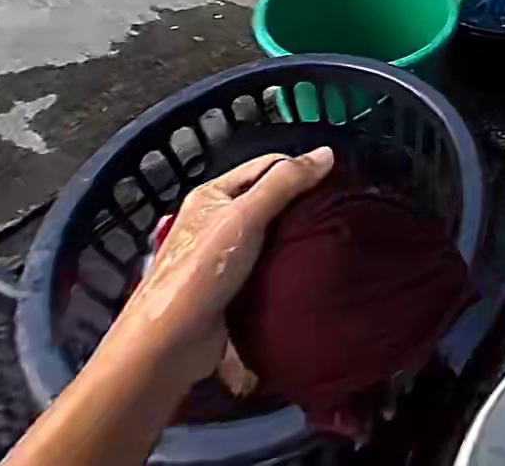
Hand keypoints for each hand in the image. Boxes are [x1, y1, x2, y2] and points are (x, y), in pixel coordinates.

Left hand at [105, 148, 334, 386]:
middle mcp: (217, 220)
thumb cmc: (200, 274)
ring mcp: (225, 256)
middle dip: (300, 204)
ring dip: (295, 236)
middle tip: (336, 210)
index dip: (297, 168)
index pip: (265, 165)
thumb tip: (326, 154)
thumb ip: (284, 184)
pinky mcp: (233, 288)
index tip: (332, 180)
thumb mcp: (246, 217)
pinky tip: (310, 269)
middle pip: (269, 200)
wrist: (168, 349)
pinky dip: (287, 265)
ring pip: (271, 235)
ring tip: (330, 237)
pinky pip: (269, 266)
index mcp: (213, 194)